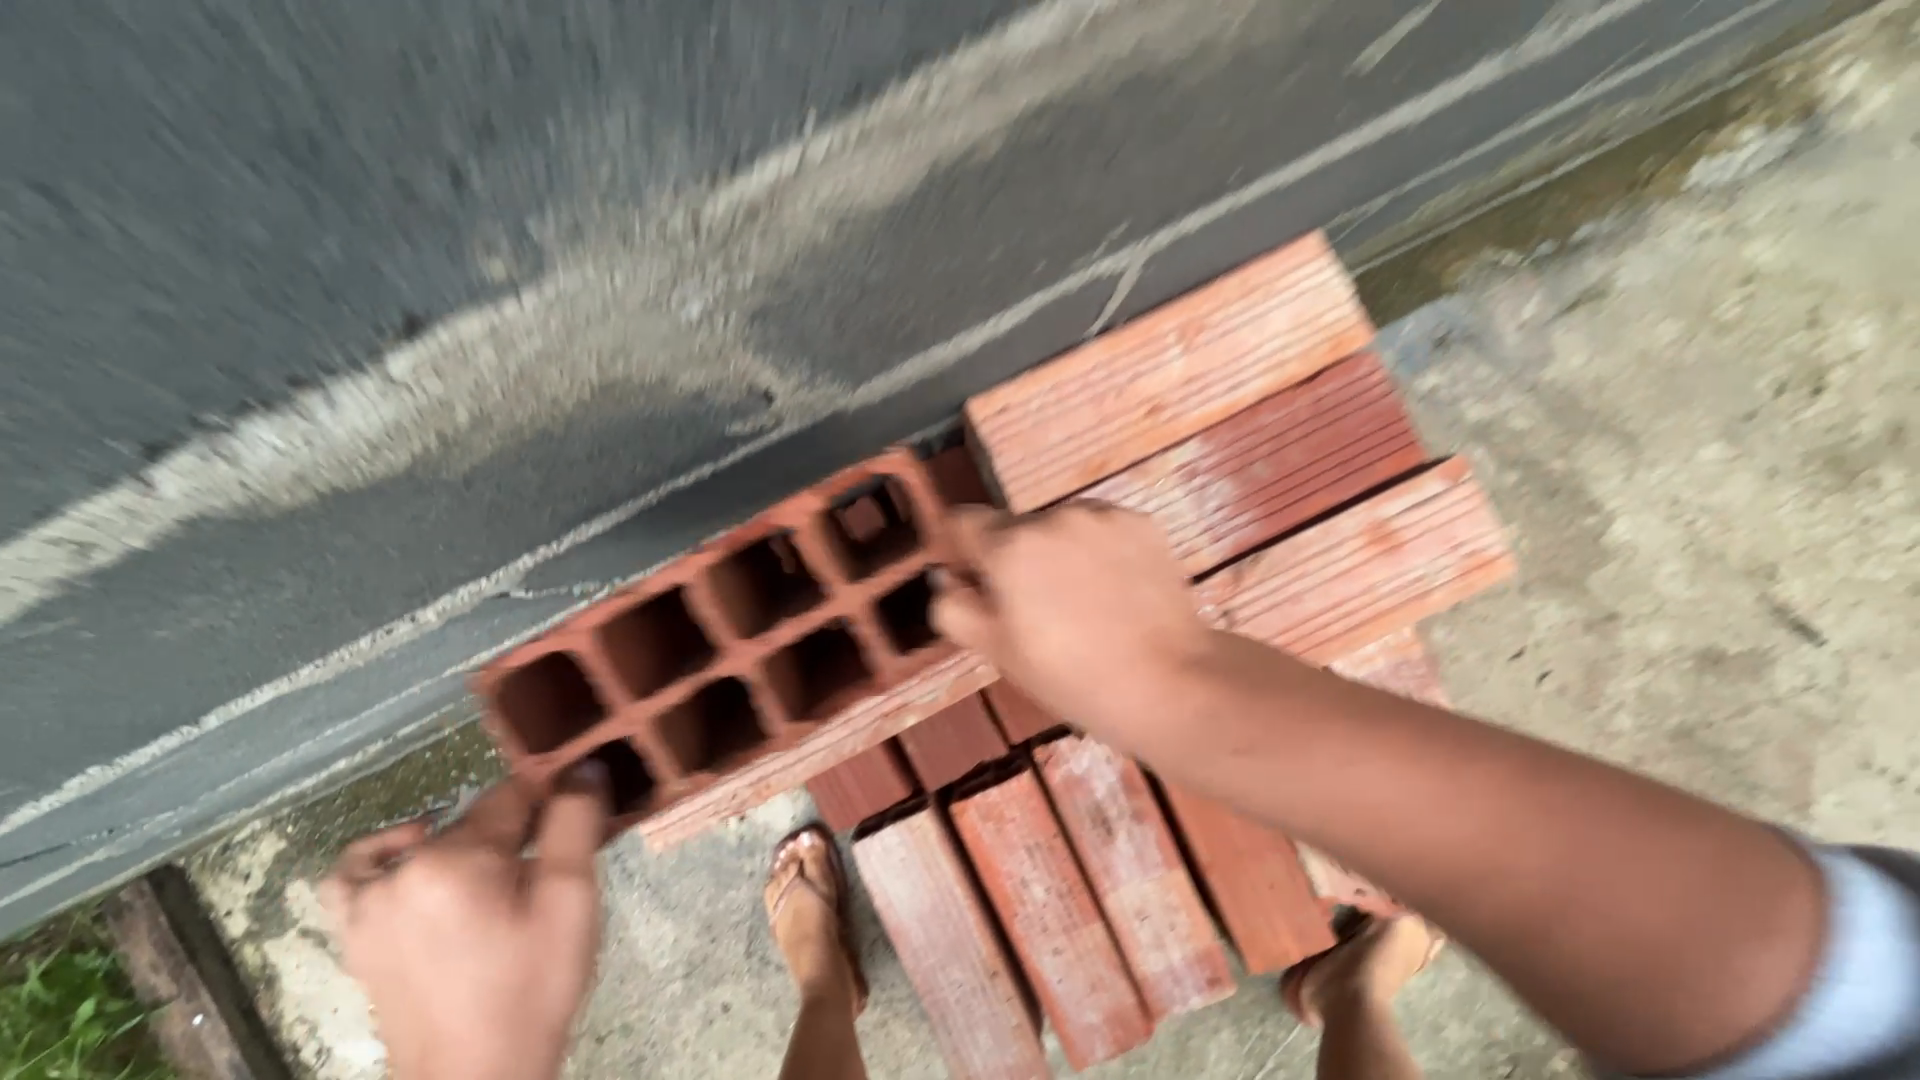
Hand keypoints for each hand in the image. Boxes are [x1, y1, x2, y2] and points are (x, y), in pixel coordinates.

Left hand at [319, 766, 609, 1079]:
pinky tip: (413, 859)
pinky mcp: (357, 935)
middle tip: (547, 880)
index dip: (551, 804)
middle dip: (516, 835)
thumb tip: (582, 764)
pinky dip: (385, 855)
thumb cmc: (532, 987)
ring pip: (431, 843)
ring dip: (469, 848)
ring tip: (500, 880)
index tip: (575, 829)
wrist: (477, 1078)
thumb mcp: (571, 901)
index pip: (513, 796)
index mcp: (454, 858)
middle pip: (475, 822)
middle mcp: (401, 870)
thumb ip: (574, 823)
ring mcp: (368, 905)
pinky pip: (357, 874)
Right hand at [930, 502, 1219, 755]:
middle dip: (1016, 558)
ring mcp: (1103, 516)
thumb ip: (955, 608)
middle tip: (1039, 611)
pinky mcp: (1142, 523)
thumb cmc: (1071, 677)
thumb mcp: (998, 653)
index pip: (963, 521)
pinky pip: (1103, 529)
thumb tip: (948, 579)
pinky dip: (1100, 551)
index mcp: (1010, 546)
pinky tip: (1118, 593)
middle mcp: (1053, 516)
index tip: (978, 584)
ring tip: (1085, 604)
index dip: (963, 551)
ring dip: (1059, 552)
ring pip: (1061, 527)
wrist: (1169, 683)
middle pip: (1015, 528)